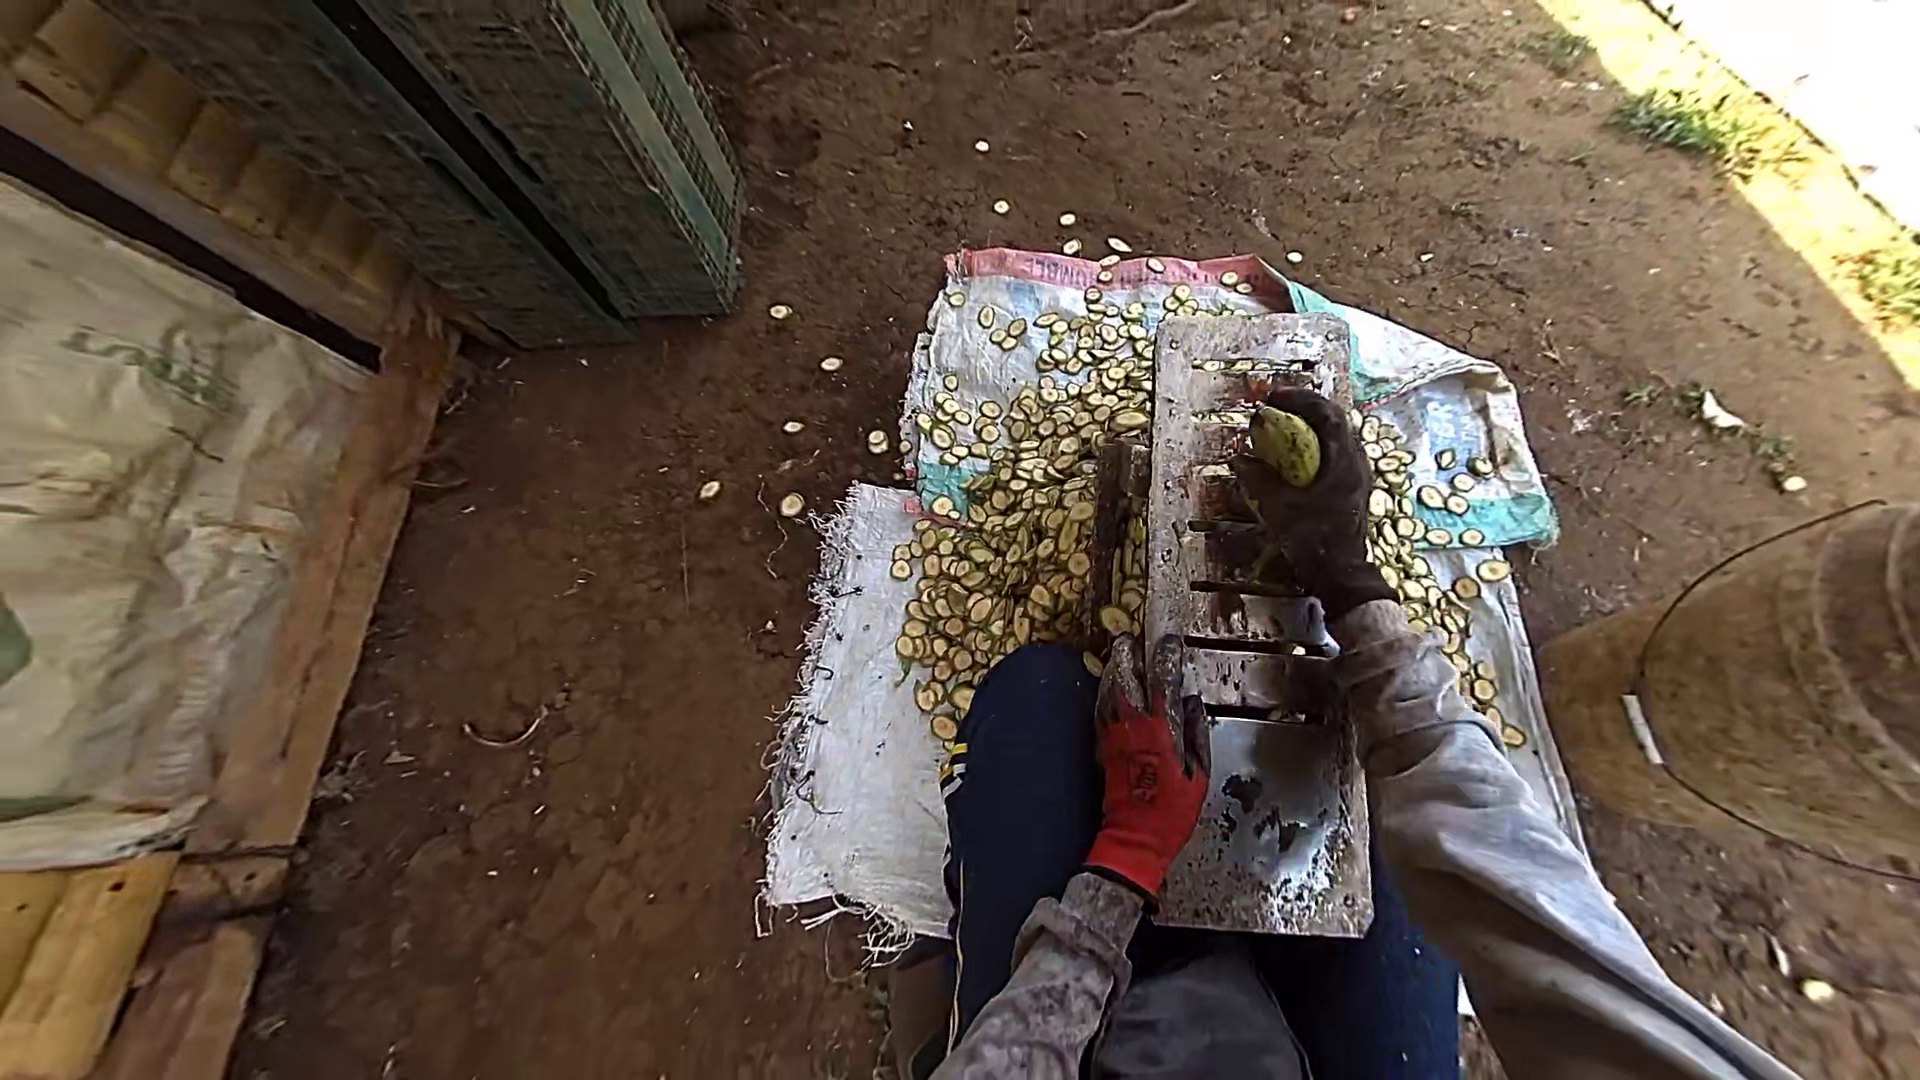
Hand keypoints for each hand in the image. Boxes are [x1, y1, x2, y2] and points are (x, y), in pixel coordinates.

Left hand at [1084, 634, 1211, 900]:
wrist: (1134, 835)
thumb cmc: (1171, 810)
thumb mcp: (1199, 775)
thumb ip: (1196, 735)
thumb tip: (1193, 704)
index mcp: (1161, 730)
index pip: (1162, 683)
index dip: (1166, 658)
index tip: (1170, 642)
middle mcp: (1132, 725)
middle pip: (1126, 679)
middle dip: (1128, 655)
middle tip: (1129, 638)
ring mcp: (1113, 733)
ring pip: (1109, 691)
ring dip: (1113, 669)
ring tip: (1118, 653)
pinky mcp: (1101, 744)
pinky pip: (1100, 709)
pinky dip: (1104, 692)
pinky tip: (1107, 685)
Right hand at [1228, 388, 1394, 619]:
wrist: (1340, 573)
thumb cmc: (1313, 540)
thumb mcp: (1278, 508)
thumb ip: (1258, 480)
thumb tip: (1238, 459)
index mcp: (1343, 461)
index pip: (1326, 415)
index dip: (1299, 400)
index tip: (1271, 397)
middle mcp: (1355, 462)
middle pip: (1333, 420)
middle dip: (1302, 409)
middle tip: (1273, 407)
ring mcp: (1355, 474)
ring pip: (1333, 436)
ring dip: (1306, 426)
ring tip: (1279, 426)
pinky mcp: (1349, 487)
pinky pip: (1330, 453)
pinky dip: (1309, 445)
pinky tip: (1289, 455)